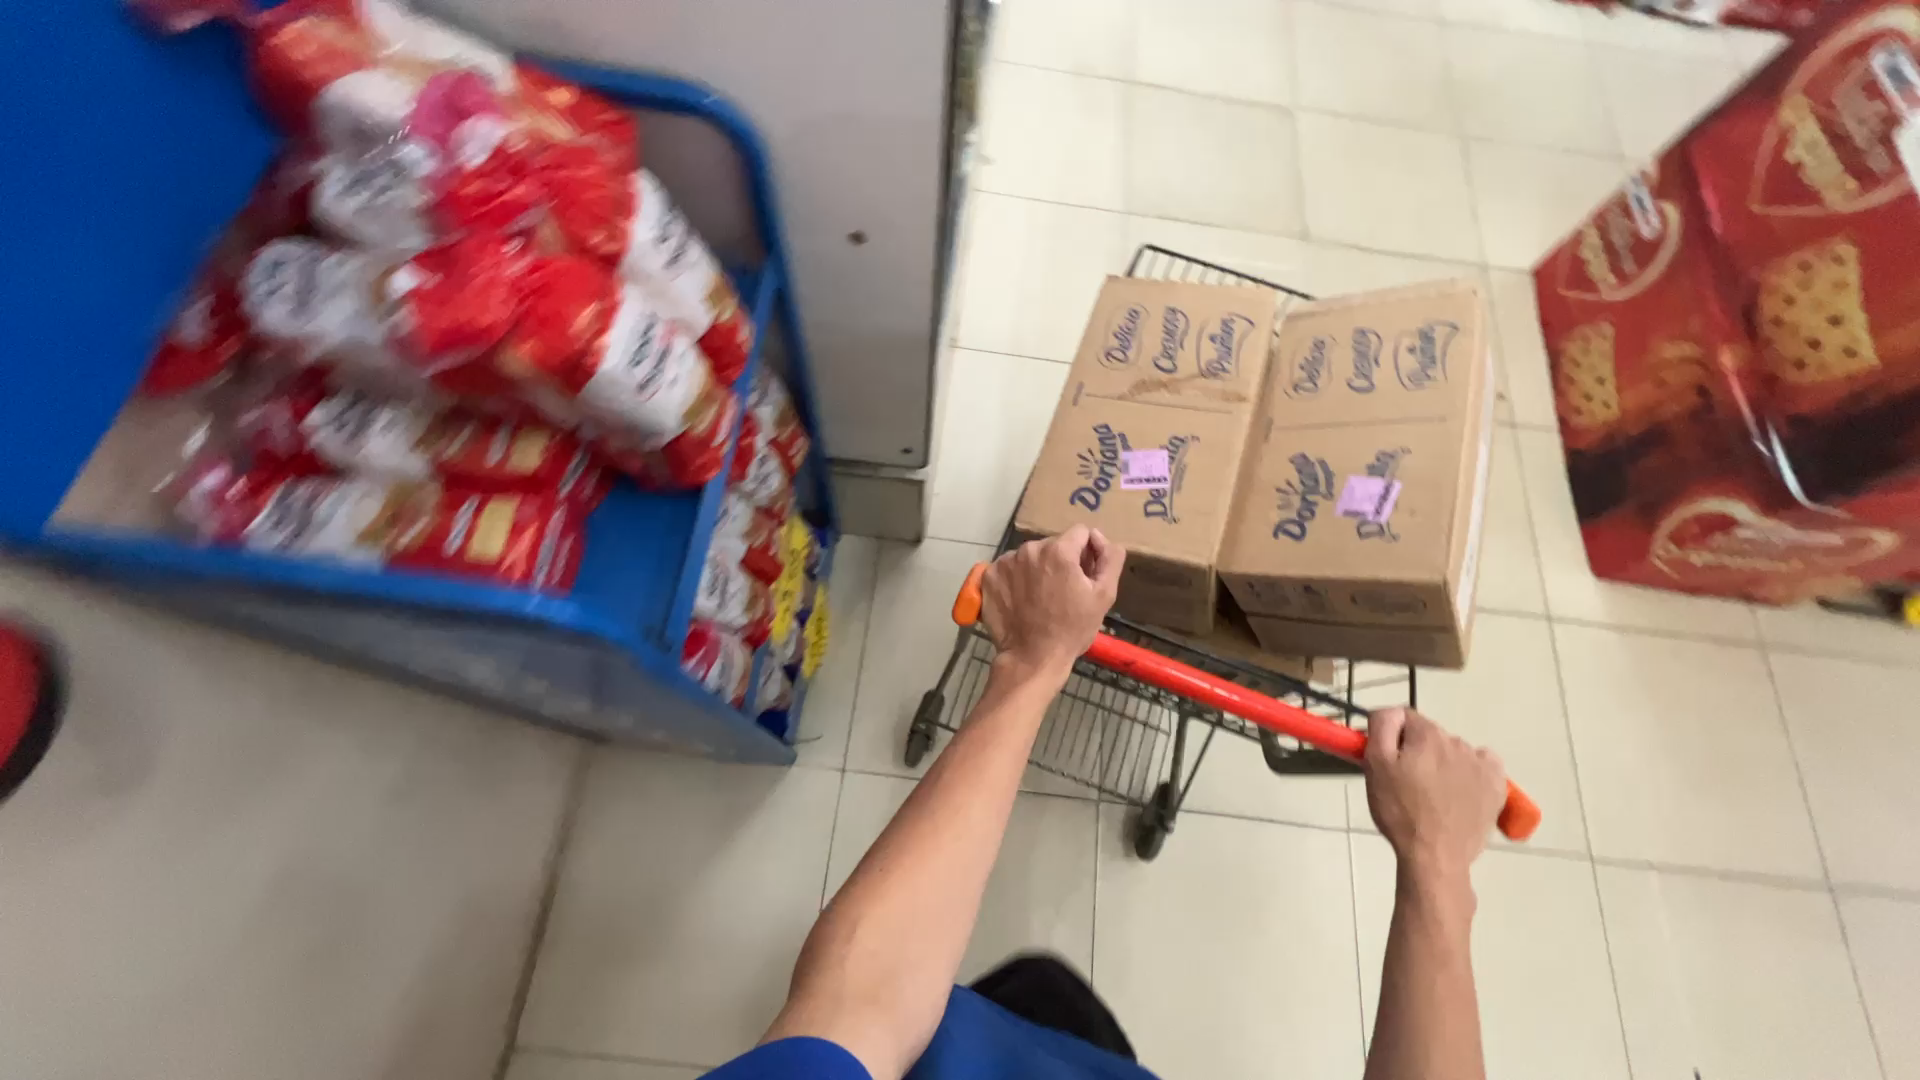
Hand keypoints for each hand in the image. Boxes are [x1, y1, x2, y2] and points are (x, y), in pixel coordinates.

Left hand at [981, 525, 1123, 679]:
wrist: (1032, 657)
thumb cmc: (1072, 629)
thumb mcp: (1104, 595)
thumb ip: (1110, 558)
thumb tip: (1100, 538)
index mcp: (1059, 550)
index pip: (1080, 533)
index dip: (1087, 552)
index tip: (1084, 575)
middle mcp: (1029, 549)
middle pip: (1053, 545)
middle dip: (1061, 561)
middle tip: (1063, 591)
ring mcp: (1005, 562)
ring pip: (1030, 556)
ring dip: (1037, 570)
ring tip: (1041, 598)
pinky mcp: (988, 576)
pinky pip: (1008, 568)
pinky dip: (1016, 579)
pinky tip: (1021, 600)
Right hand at [1363, 708, 1505, 884]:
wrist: (1435, 856)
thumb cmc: (1399, 811)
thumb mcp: (1375, 765)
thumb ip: (1381, 727)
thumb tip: (1390, 712)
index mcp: (1427, 735)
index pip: (1403, 717)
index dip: (1390, 735)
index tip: (1385, 759)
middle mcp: (1458, 742)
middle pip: (1428, 734)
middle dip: (1415, 749)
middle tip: (1404, 779)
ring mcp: (1482, 765)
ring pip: (1452, 750)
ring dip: (1439, 761)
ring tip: (1430, 792)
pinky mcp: (1497, 786)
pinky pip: (1483, 763)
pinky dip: (1470, 769)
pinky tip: (1460, 788)